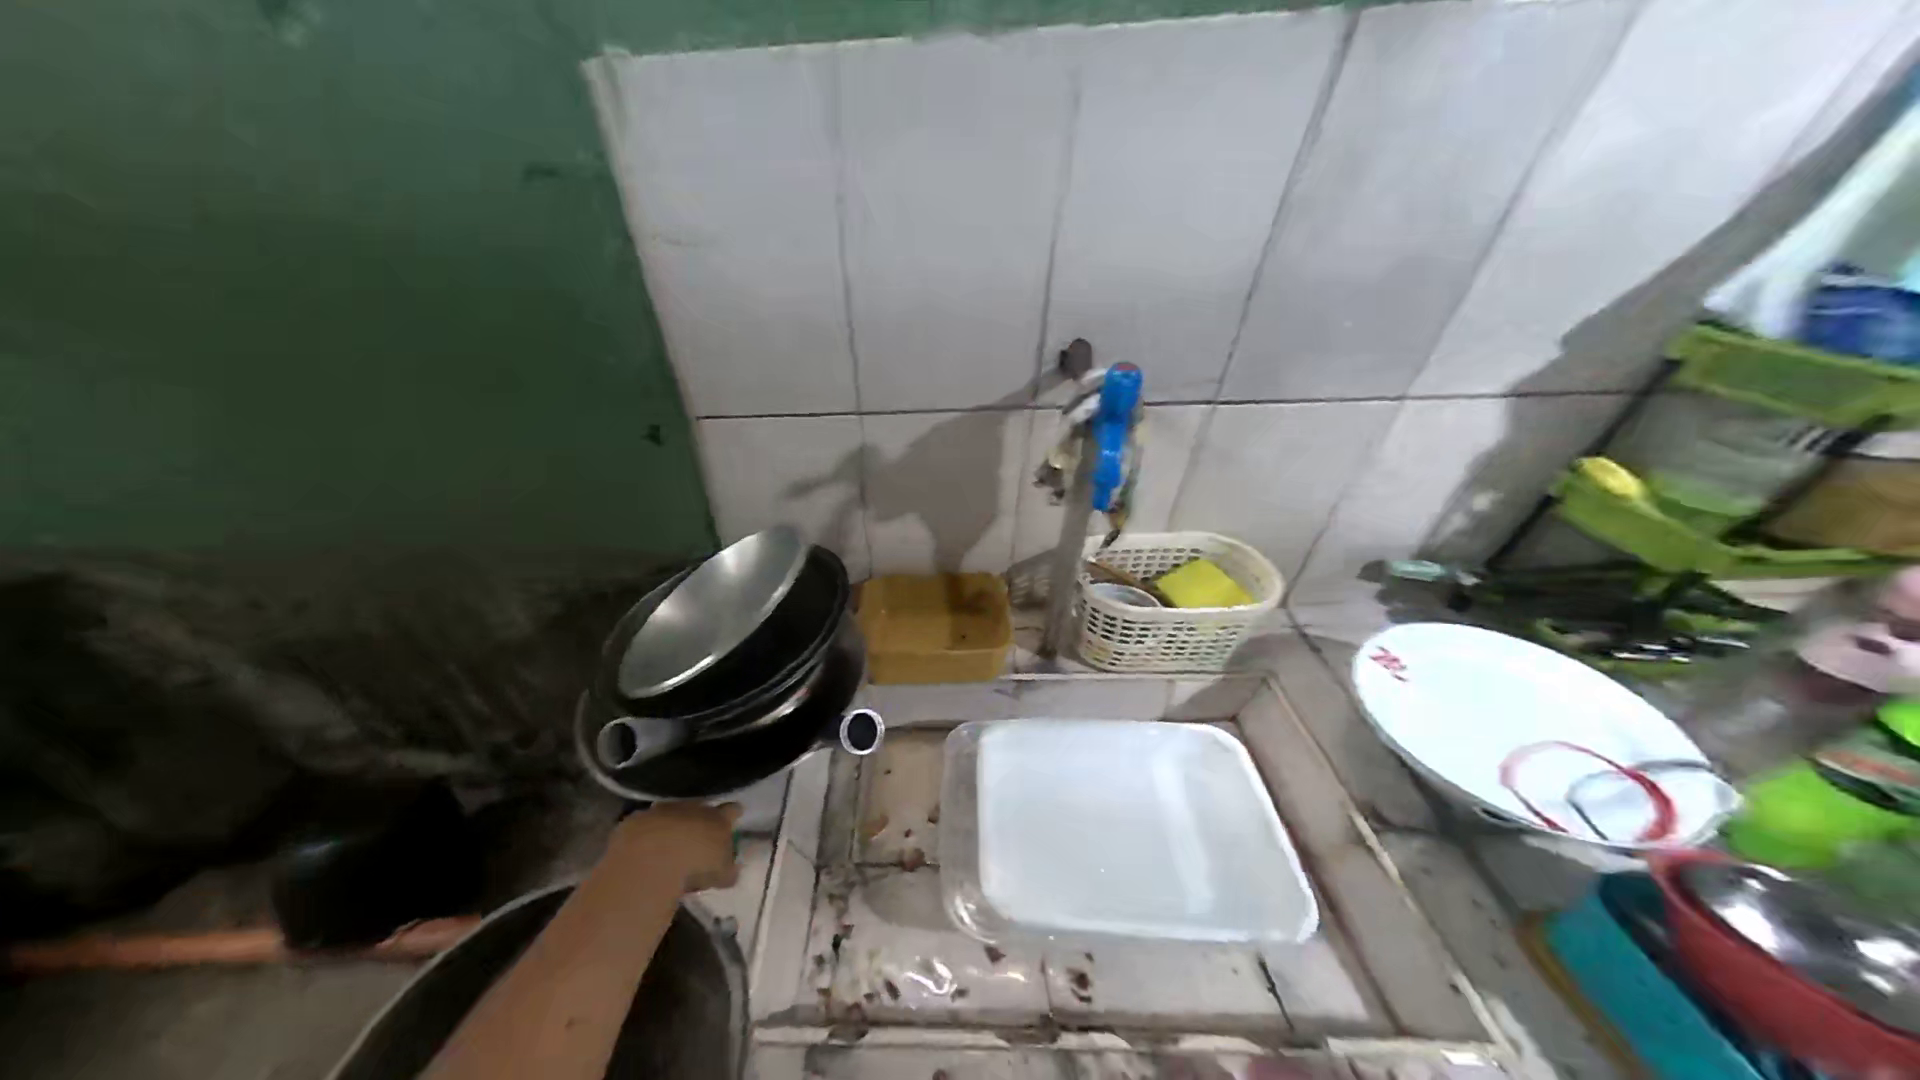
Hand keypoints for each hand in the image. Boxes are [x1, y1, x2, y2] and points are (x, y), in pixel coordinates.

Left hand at [606, 802, 741, 892]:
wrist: (653, 856)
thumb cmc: (696, 865)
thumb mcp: (720, 875)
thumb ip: (728, 871)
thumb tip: (733, 871)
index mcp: (719, 819)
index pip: (732, 810)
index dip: (734, 814)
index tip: (735, 816)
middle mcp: (695, 808)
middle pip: (702, 807)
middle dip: (701, 818)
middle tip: (699, 834)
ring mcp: (666, 810)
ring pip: (673, 812)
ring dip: (673, 823)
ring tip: (670, 842)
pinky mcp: (639, 818)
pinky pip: (646, 823)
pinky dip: (648, 833)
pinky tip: (645, 847)